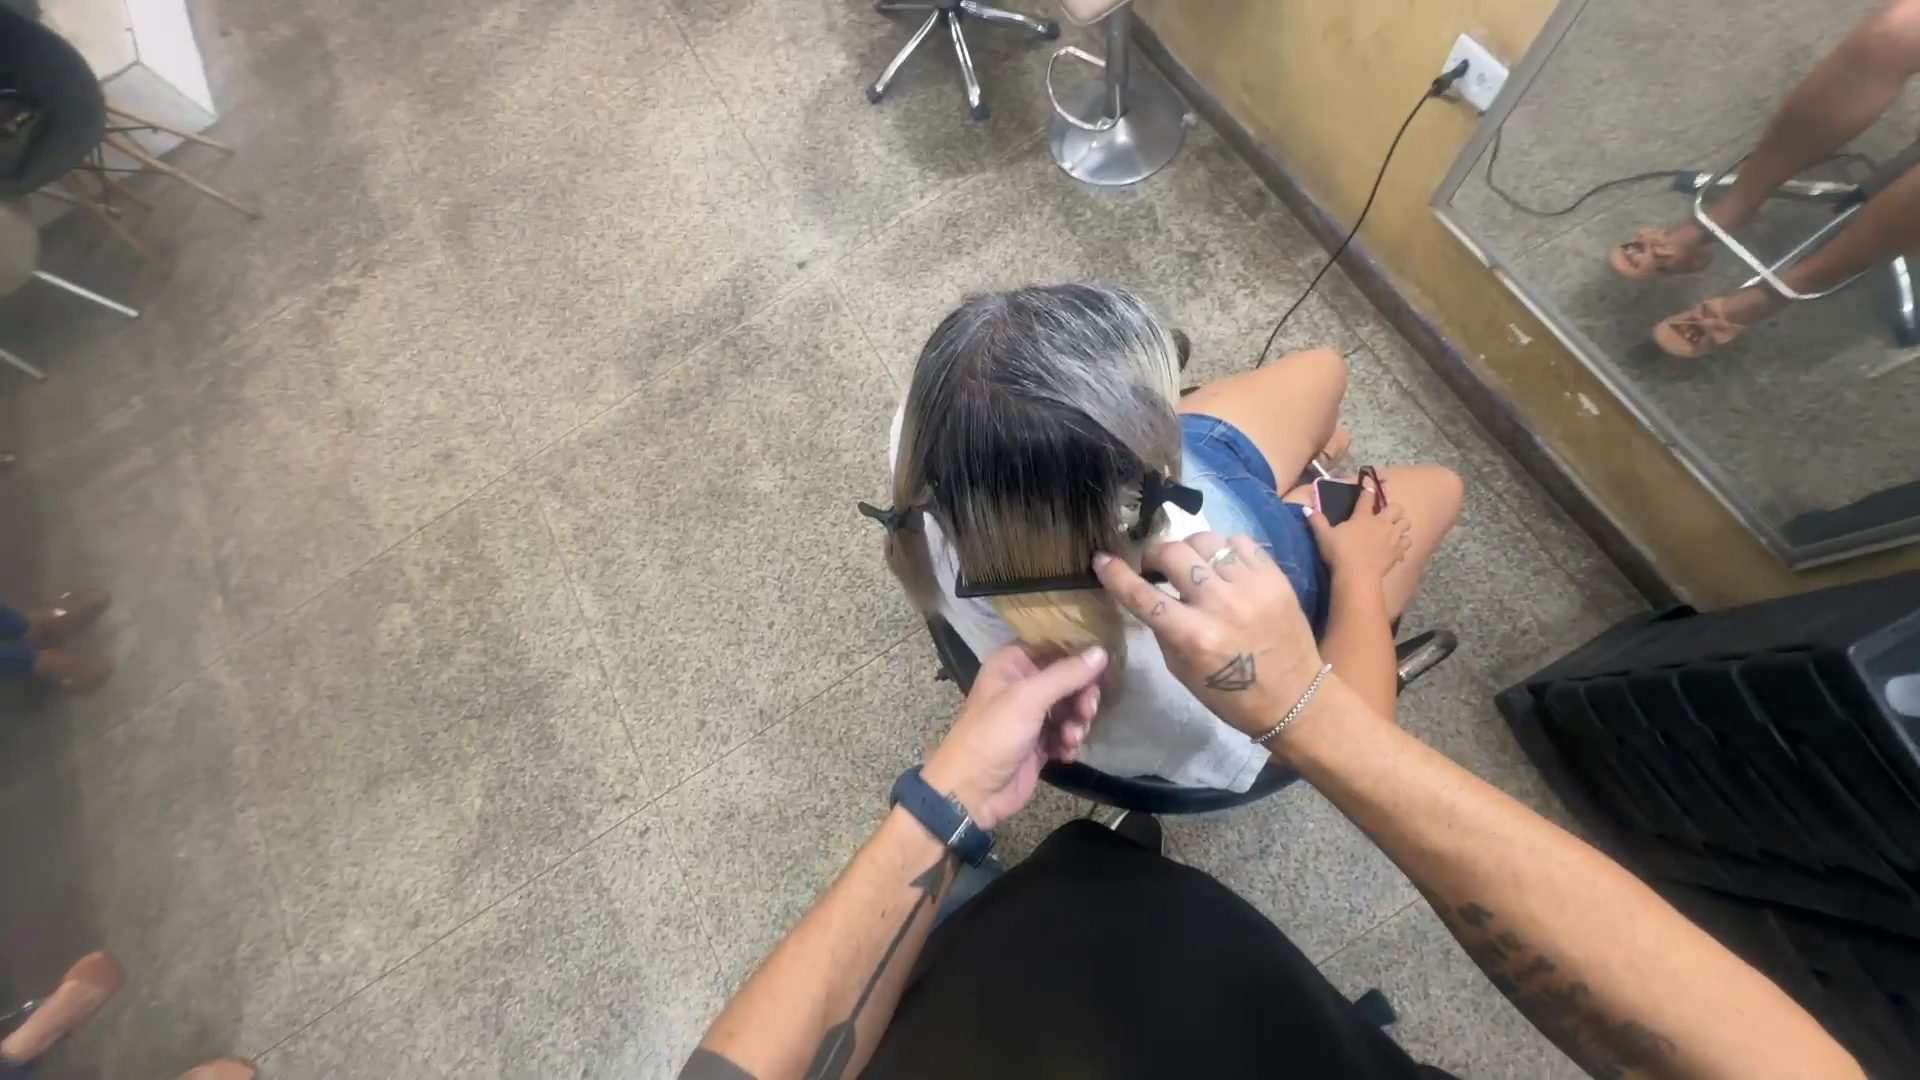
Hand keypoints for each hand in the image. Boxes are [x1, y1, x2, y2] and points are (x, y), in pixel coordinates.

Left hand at [921, 644, 1106, 829]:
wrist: (972, 792)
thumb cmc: (994, 735)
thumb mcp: (1028, 698)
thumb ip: (1066, 674)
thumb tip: (1102, 651)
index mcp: (1012, 664)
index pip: (1051, 645)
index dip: (1076, 652)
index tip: (1102, 660)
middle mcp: (1022, 684)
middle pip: (1067, 677)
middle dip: (1081, 694)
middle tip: (1087, 709)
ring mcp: (1031, 715)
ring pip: (1070, 706)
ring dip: (1077, 721)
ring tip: (1071, 737)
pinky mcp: (1040, 742)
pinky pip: (1066, 732)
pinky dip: (1070, 741)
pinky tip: (1065, 753)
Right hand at [1092, 534, 1324, 740]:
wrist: (1295, 699)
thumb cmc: (1230, 693)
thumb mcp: (1181, 669)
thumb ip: (1162, 627)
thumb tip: (1146, 592)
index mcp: (1194, 637)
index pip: (1143, 595)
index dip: (1116, 574)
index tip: (1102, 560)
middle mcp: (1221, 606)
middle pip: (1172, 554)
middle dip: (1152, 554)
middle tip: (1152, 565)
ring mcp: (1252, 587)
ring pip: (1205, 541)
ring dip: (1187, 549)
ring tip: (1189, 563)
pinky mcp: (1276, 578)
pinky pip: (1239, 542)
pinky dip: (1222, 549)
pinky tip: (1221, 565)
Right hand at [1306, 481, 1409, 582]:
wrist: (1357, 575)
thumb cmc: (1339, 553)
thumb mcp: (1323, 536)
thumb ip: (1317, 521)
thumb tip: (1306, 509)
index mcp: (1362, 517)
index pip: (1367, 497)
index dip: (1368, 487)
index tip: (1370, 481)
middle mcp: (1381, 523)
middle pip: (1396, 508)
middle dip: (1392, 509)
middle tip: (1384, 515)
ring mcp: (1392, 537)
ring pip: (1406, 523)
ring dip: (1401, 524)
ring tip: (1393, 529)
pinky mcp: (1398, 551)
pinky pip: (1407, 542)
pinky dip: (1403, 542)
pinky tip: (1396, 546)